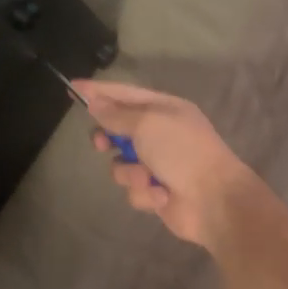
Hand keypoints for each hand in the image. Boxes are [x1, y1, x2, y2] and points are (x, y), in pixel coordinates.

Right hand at [76, 79, 265, 251]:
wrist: (215, 201)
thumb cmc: (183, 152)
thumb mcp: (147, 124)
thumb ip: (116, 115)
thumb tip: (95, 102)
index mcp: (164, 109)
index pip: (124, 94)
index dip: (98, 91)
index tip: (72, 87)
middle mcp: (160, 133)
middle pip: (118, 130)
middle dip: (108, 138)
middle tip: (101, 143)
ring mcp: (158, 164)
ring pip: (121, 163)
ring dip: (130, 172)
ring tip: (146, 177)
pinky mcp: (156, 191)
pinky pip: (133, 188)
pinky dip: (144, 192)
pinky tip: (161, 196)